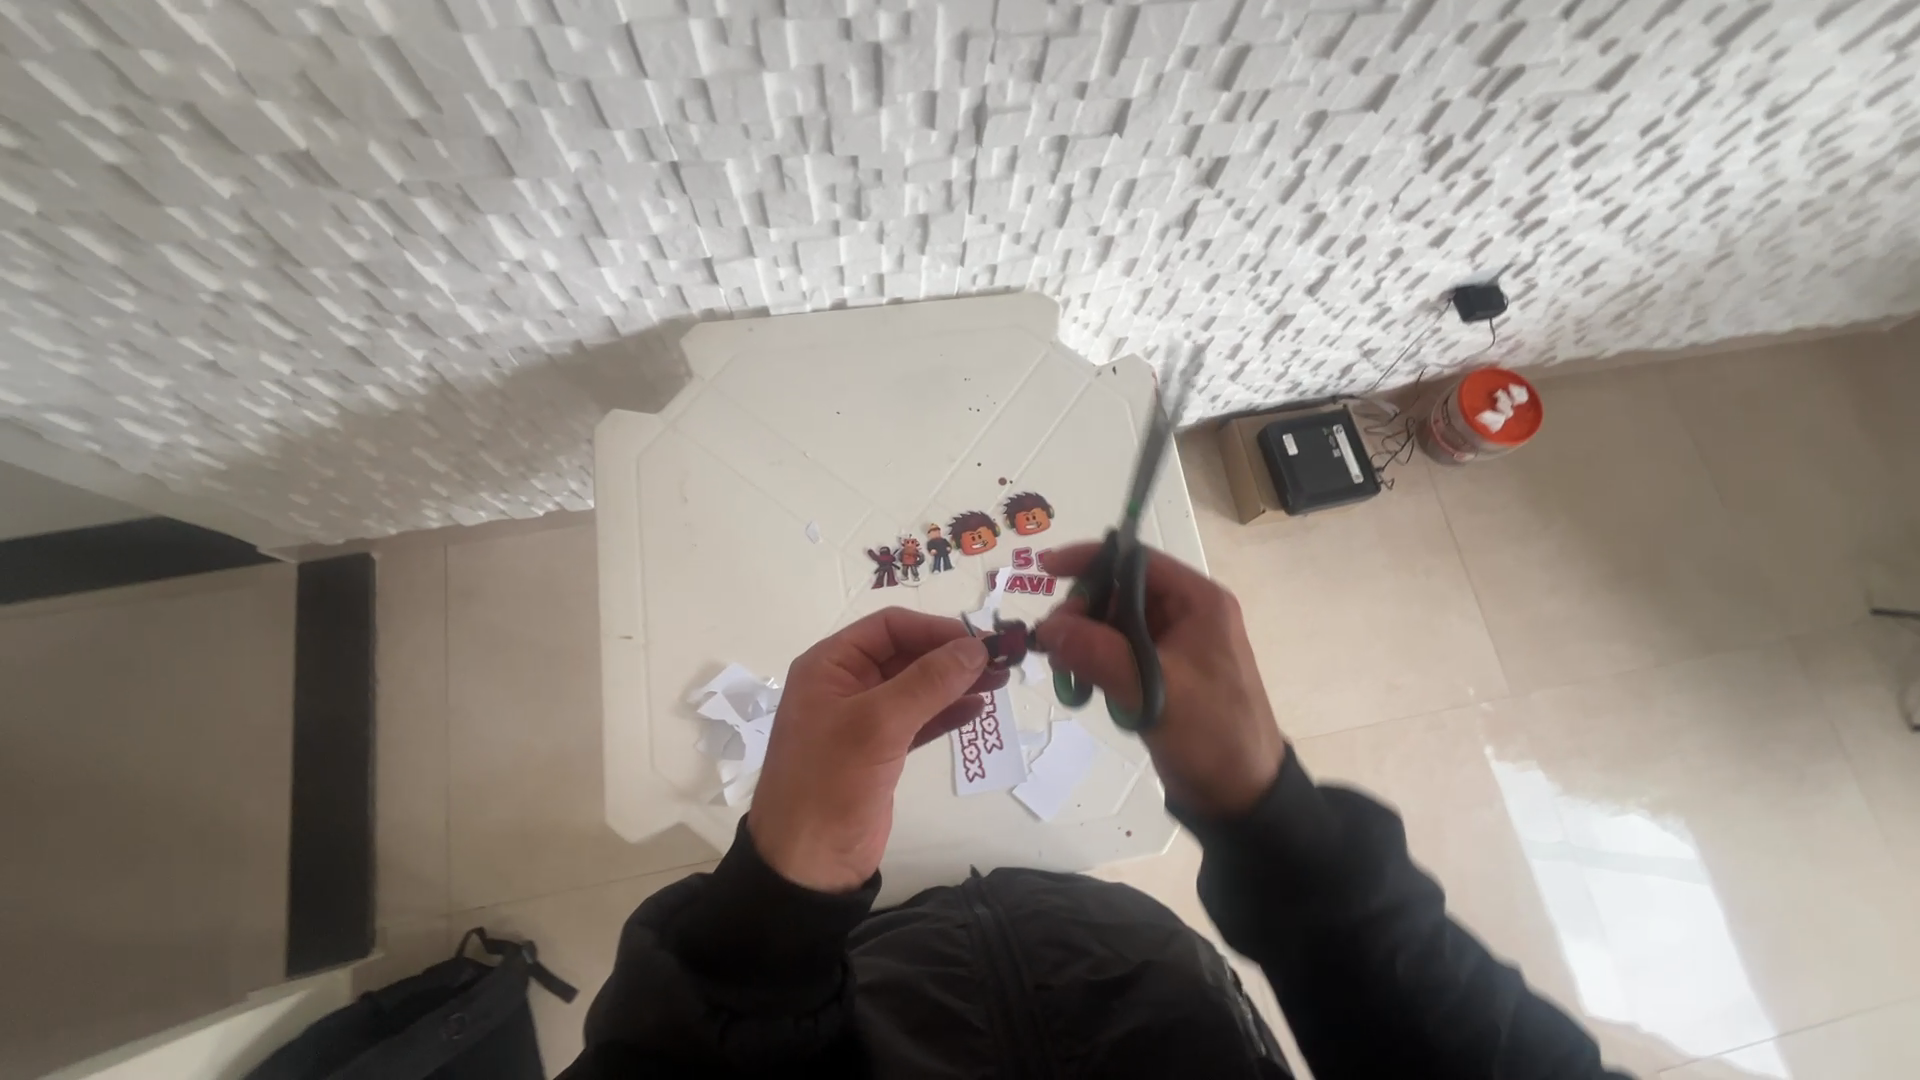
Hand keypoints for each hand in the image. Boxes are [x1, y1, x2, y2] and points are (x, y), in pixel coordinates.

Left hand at [749, 609, 1007, 892]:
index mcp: (830, 666)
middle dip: (951, 656)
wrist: (807, 867)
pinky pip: (919, 720)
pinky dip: (947, 713)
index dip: (935, 629)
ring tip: (1000, 682)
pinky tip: (977, 709)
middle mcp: (845, 685)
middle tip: (1001, 662)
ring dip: (956, 683)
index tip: (980, 642)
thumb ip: (929, 682)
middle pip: (906, 654)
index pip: (889, 628)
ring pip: (917, 687)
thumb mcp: (878, 724)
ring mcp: (862, 720)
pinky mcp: (880, 752)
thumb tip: (977, 647)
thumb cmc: (831, 782)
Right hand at [1037, 544, 1284, 818]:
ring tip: (1064, 670)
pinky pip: (1116, 652)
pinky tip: (1080, 685)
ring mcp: (1172, 645)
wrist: (1240, 796)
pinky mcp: (1159, 672)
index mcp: (1197, 602)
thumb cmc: (1210, 734)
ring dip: (1083, 640)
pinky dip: (1094, 663)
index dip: (1090, 560)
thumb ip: (1097, 652)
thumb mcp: (1152, 688)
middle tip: (1053, 642)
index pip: (1136, 561)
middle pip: (1118, 591)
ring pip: (1112, 623)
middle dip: (1081, 611)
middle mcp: (1185, 614)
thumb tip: (1047, 627)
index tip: (1045, 569)